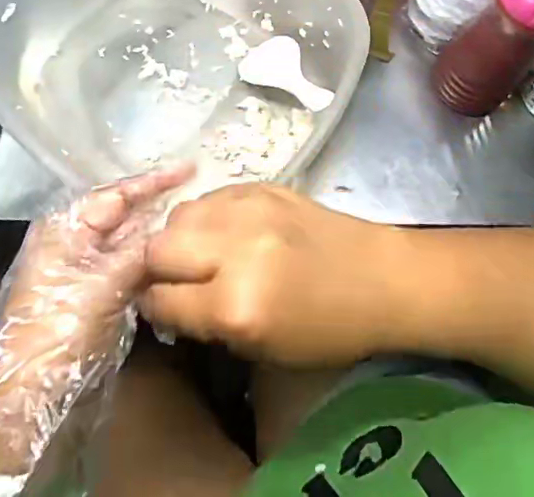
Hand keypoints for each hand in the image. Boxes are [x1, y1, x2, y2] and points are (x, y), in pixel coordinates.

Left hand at [0, 165, 192, 482]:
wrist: (28, 397)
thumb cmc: (58, 328)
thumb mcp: (104, 284)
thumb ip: (142, 250)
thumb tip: (177, 227)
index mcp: (66, 229)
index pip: (118, 194)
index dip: (155, 181)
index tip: (191, 167)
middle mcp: (75, 242)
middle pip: (125, 214)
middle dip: (160, 203)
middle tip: (201, 192)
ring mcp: (86, 270)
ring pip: (131, 241)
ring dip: (161, 233)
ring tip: (199, 218)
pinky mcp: (97, 295)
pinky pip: (132, 266)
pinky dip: (154, 259)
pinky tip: (180, 255)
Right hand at [142, 185, 411, 366]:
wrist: (379, 277)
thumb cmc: (326, 329)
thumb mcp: (259, 347)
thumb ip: (204, 323)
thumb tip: (164, 300)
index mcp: (236, 304)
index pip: (160, 298)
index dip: (153, 307)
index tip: (159, 308)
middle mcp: (236, 249)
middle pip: (160, 246)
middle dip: (158, 266)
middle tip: (176, 278)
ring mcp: (251, 209)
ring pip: (181, 213)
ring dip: (181, 235)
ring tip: (201, 251)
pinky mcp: (264, 186)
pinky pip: (213, 196)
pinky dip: (209, 215)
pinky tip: (225, 231)